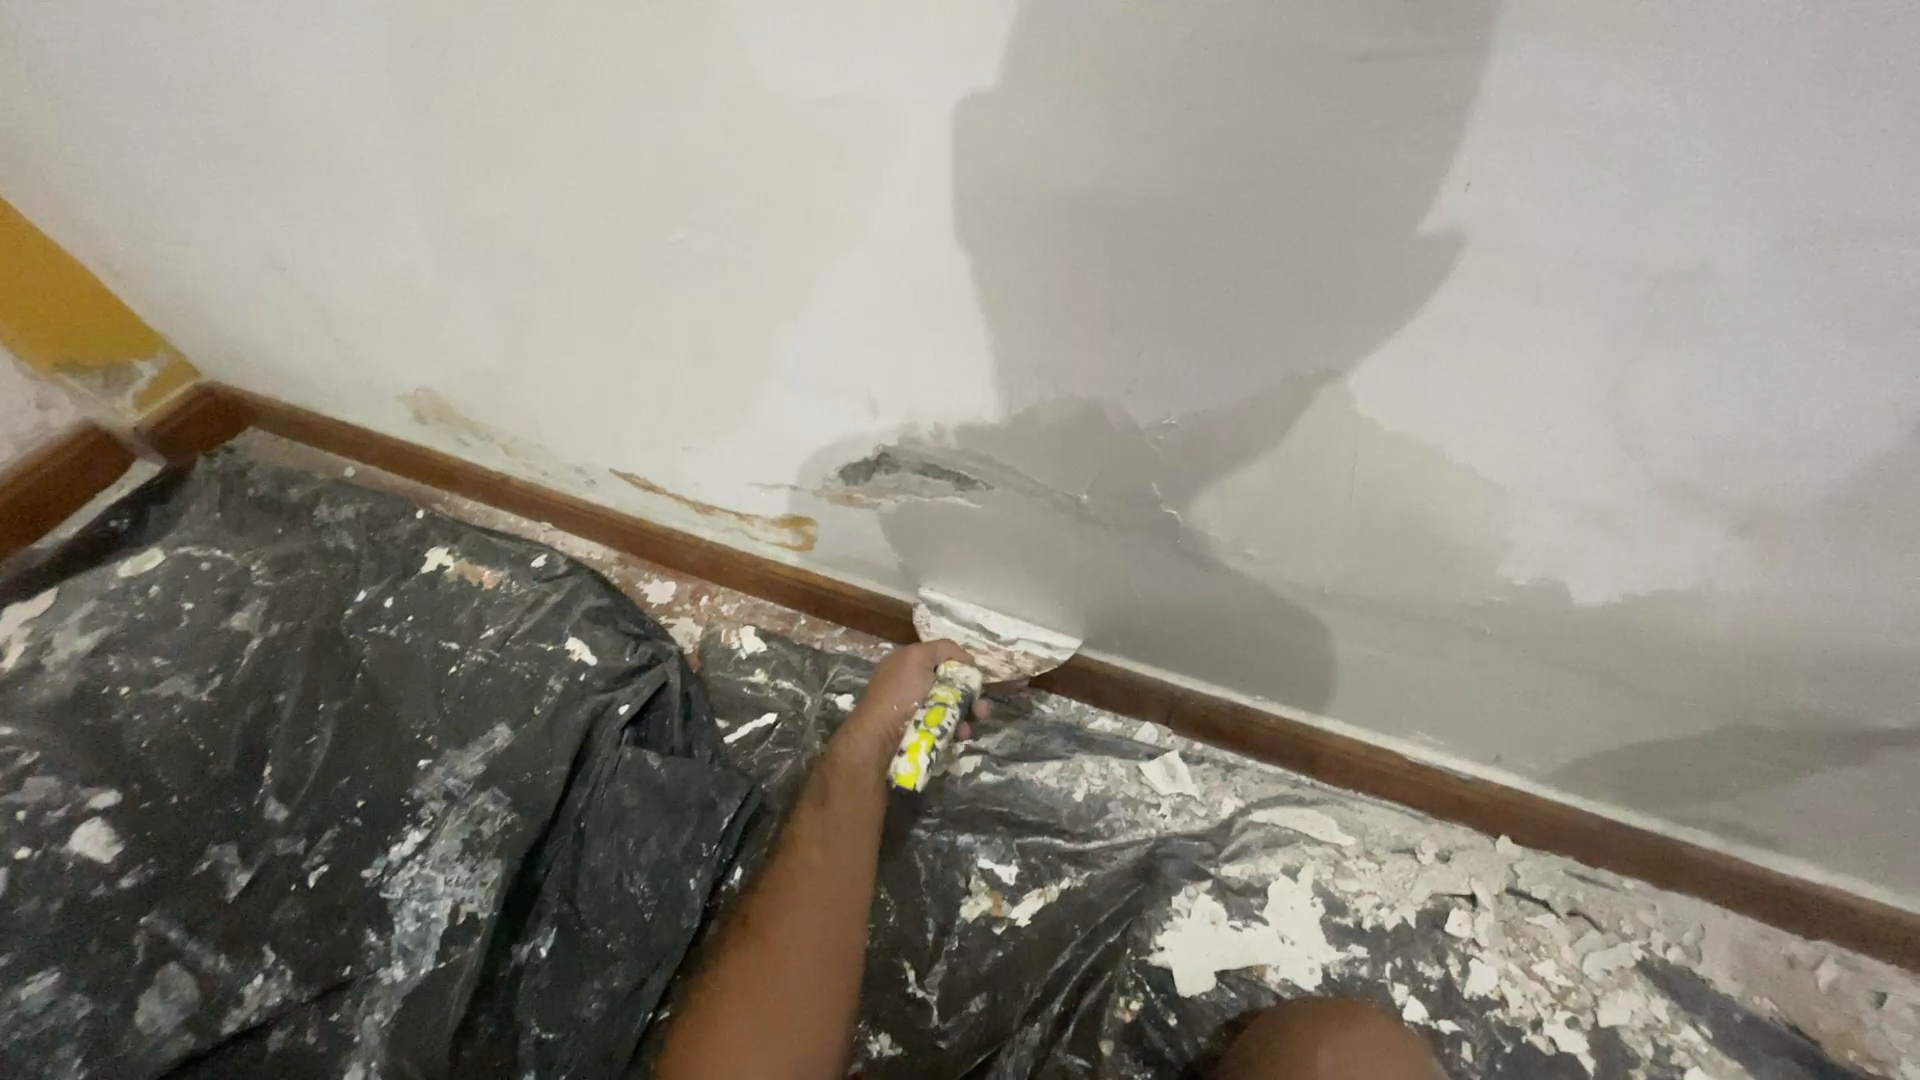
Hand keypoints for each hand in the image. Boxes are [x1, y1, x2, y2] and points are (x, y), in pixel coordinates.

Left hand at [840, 640, 991, 754]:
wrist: (879, 737)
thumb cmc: (900, 693)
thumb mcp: (918, 657)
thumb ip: (944, 649)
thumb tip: (968, 659)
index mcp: (907, 663)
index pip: (940, 658)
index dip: (960, 665)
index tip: (977, 676)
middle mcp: (911, 684)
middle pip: (950, 684)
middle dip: (970, 695)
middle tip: (983, 709)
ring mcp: (916, 709)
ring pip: (951, 707)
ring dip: (967, 714)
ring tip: (975, 723)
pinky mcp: (920, 731)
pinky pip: (945, 726)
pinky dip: (956, 729)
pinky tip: (960, 735)